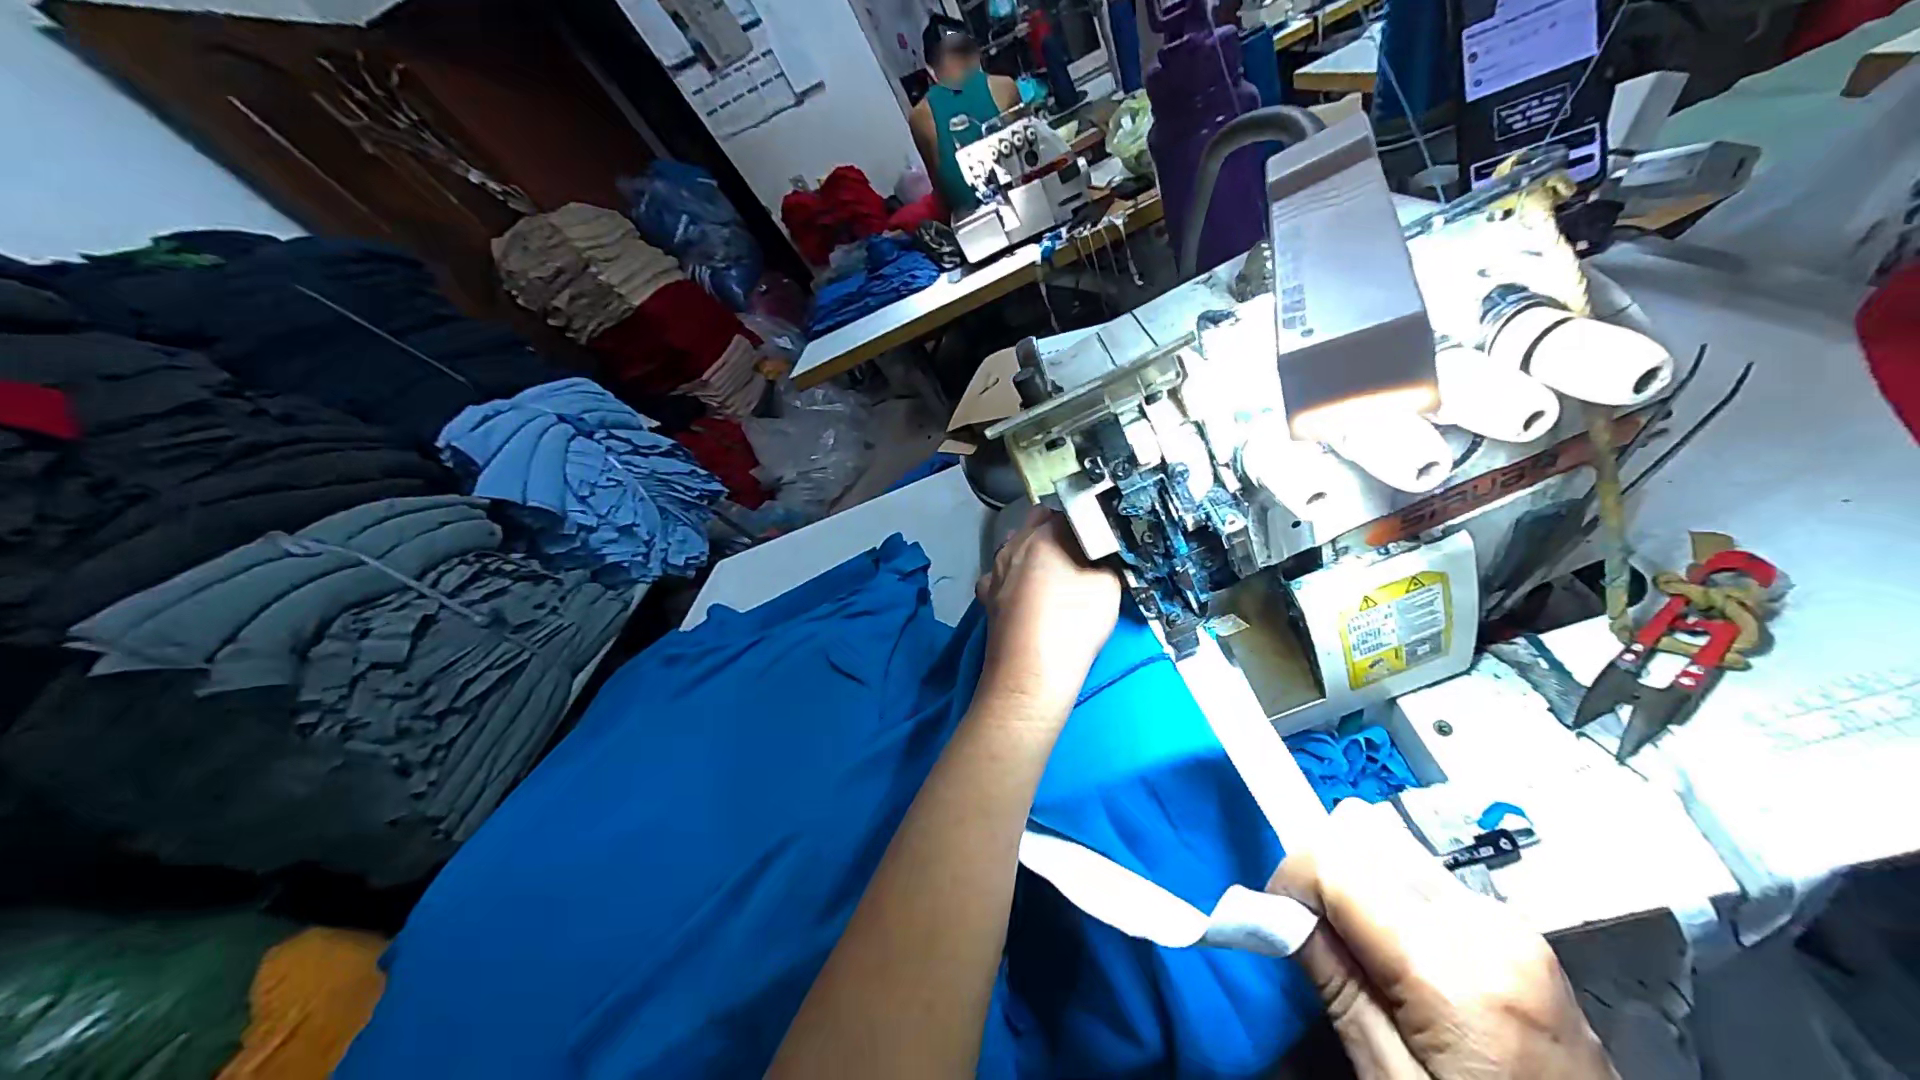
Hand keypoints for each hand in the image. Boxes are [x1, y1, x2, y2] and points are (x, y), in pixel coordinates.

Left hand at [975, 506, 1120, 715]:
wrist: (1030, 672)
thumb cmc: (1073, 624)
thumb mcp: (1109, 586)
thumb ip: (1106, 560)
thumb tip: (1102, 552)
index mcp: (1046, 534)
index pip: (1071, 512)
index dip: (1088, 522)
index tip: (1100, 537)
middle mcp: (1016, 544)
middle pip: (1038, 522)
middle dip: (1057, 530)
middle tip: (1080, 552)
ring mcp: (996, 570)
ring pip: (1015, 545)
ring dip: (1033, 551)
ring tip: (1053, 572)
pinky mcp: (987, 596)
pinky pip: (1000, 575)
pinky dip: (1012, 576)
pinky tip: (1022, 590)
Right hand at [1267, 799, 1616, 1079]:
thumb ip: (1336, 985)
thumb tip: (1274, 911)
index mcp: (1455, 970)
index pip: (1334, 862)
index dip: (1290, 881)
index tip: (1278, 925)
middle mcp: (1487, 925)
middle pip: (1365, 840)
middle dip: (1322, 878)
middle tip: (1315, 939)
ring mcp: (1512, 924)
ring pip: (1392, 851)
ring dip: (1356, 885)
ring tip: (1357, 951)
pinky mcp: (1520, 931)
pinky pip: (1426, 880)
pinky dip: (1390, 898)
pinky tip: (1398, 954)